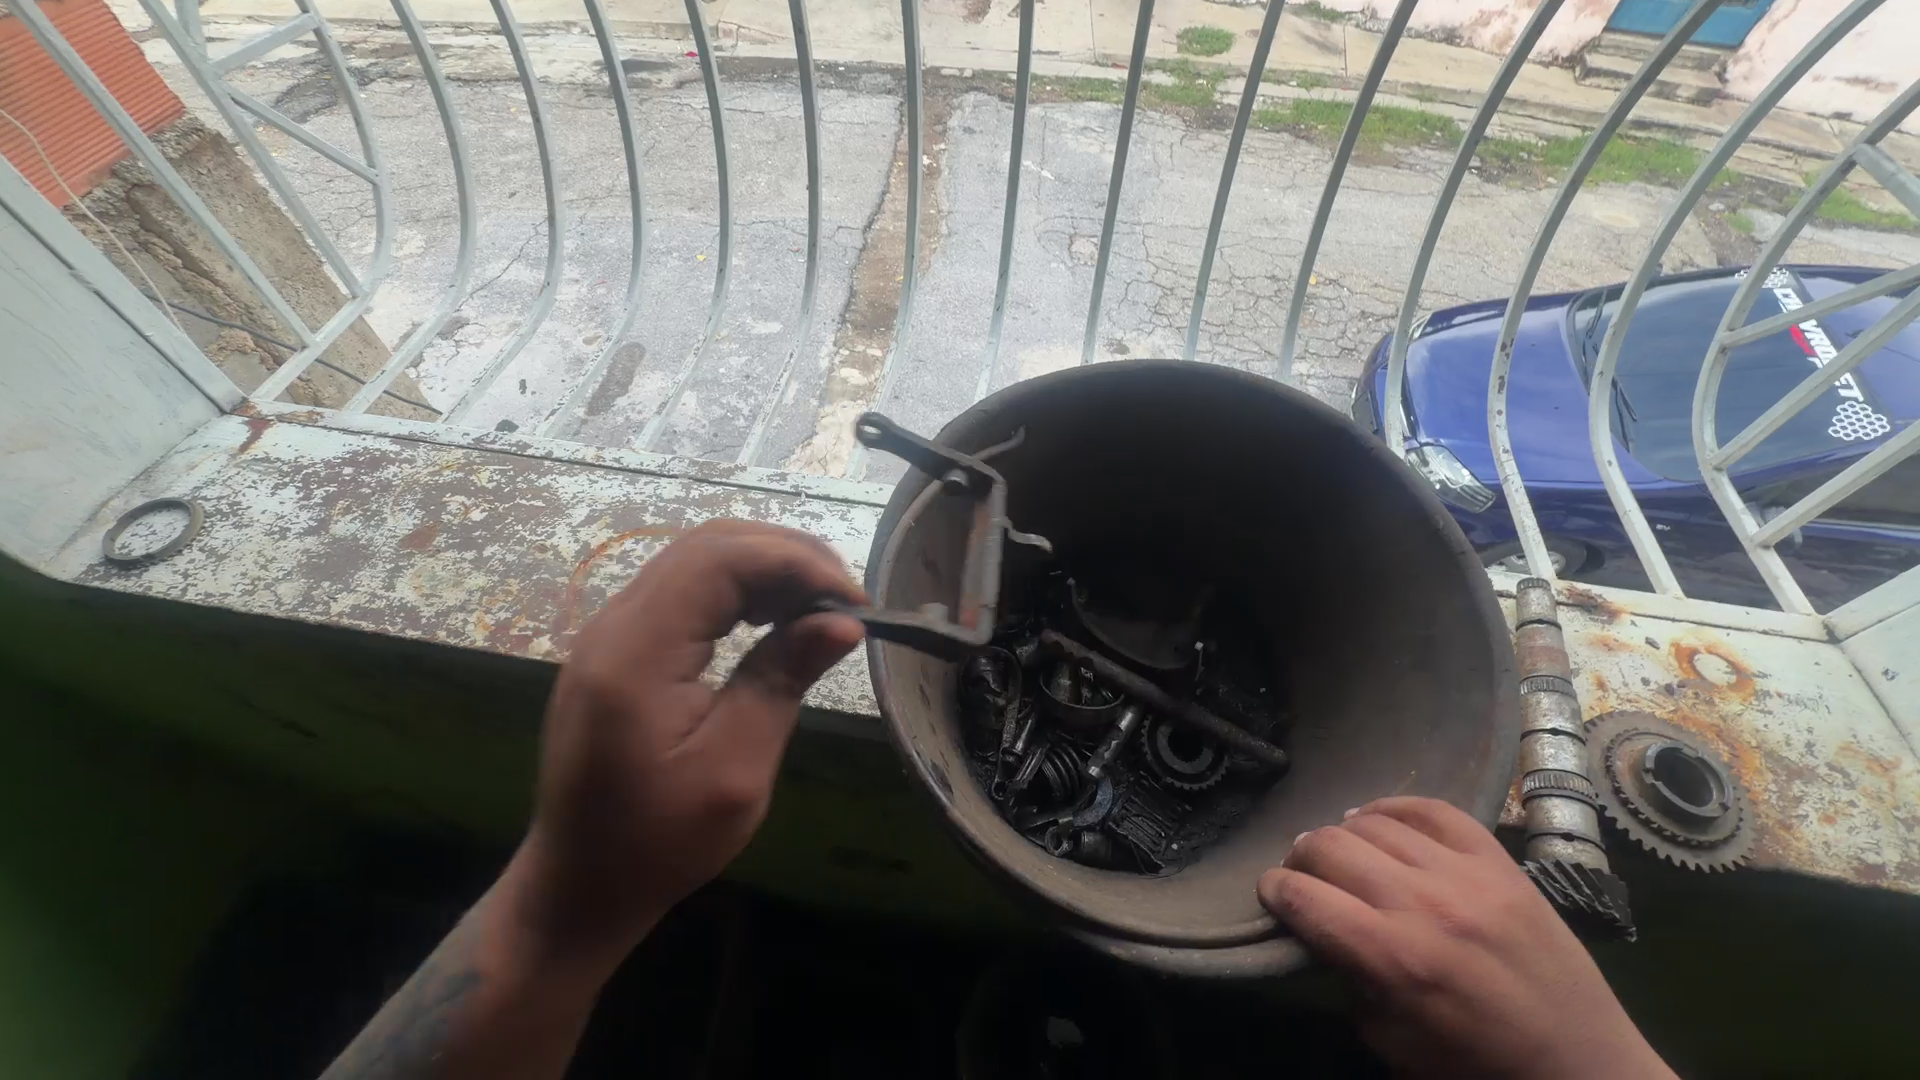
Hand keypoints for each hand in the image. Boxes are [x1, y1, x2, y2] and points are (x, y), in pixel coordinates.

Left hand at [507, 520, 865, 965]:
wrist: (580, 884)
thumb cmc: (658, 842)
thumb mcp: (734, 771)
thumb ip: (782, 682)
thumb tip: (842, 621)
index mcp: (635, 652)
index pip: (719, 560)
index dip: (795, 562)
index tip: (853, 601)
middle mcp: (616, 624)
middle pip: (708, 545)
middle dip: (787, 556)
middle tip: (844, 599)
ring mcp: (614, 631)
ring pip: (699, 558)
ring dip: (766, 568)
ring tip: (821, 605)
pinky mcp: (623, 645)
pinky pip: (688, 588)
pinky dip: (741, 589)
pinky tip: (775, 617)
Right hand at [1258, 797, 1675, 1079]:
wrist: (1588, 1071)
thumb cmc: (1478, 1067)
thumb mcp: (1391, 1041)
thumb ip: (1345, 976)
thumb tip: (1314, 926)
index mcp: (1394, 959)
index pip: (1301, 895)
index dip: (1273, 890)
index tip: (1272, 894)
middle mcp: (1423, 905)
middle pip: (1327, 846)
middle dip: (1301, 859)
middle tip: (1306, 876)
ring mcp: (1466, 877)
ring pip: (1370, 822)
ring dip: (1342, 835)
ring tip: (1345, 853)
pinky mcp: (1500, 863)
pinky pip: (1431, 810)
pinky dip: (1393, 808)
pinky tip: (1379, 823)